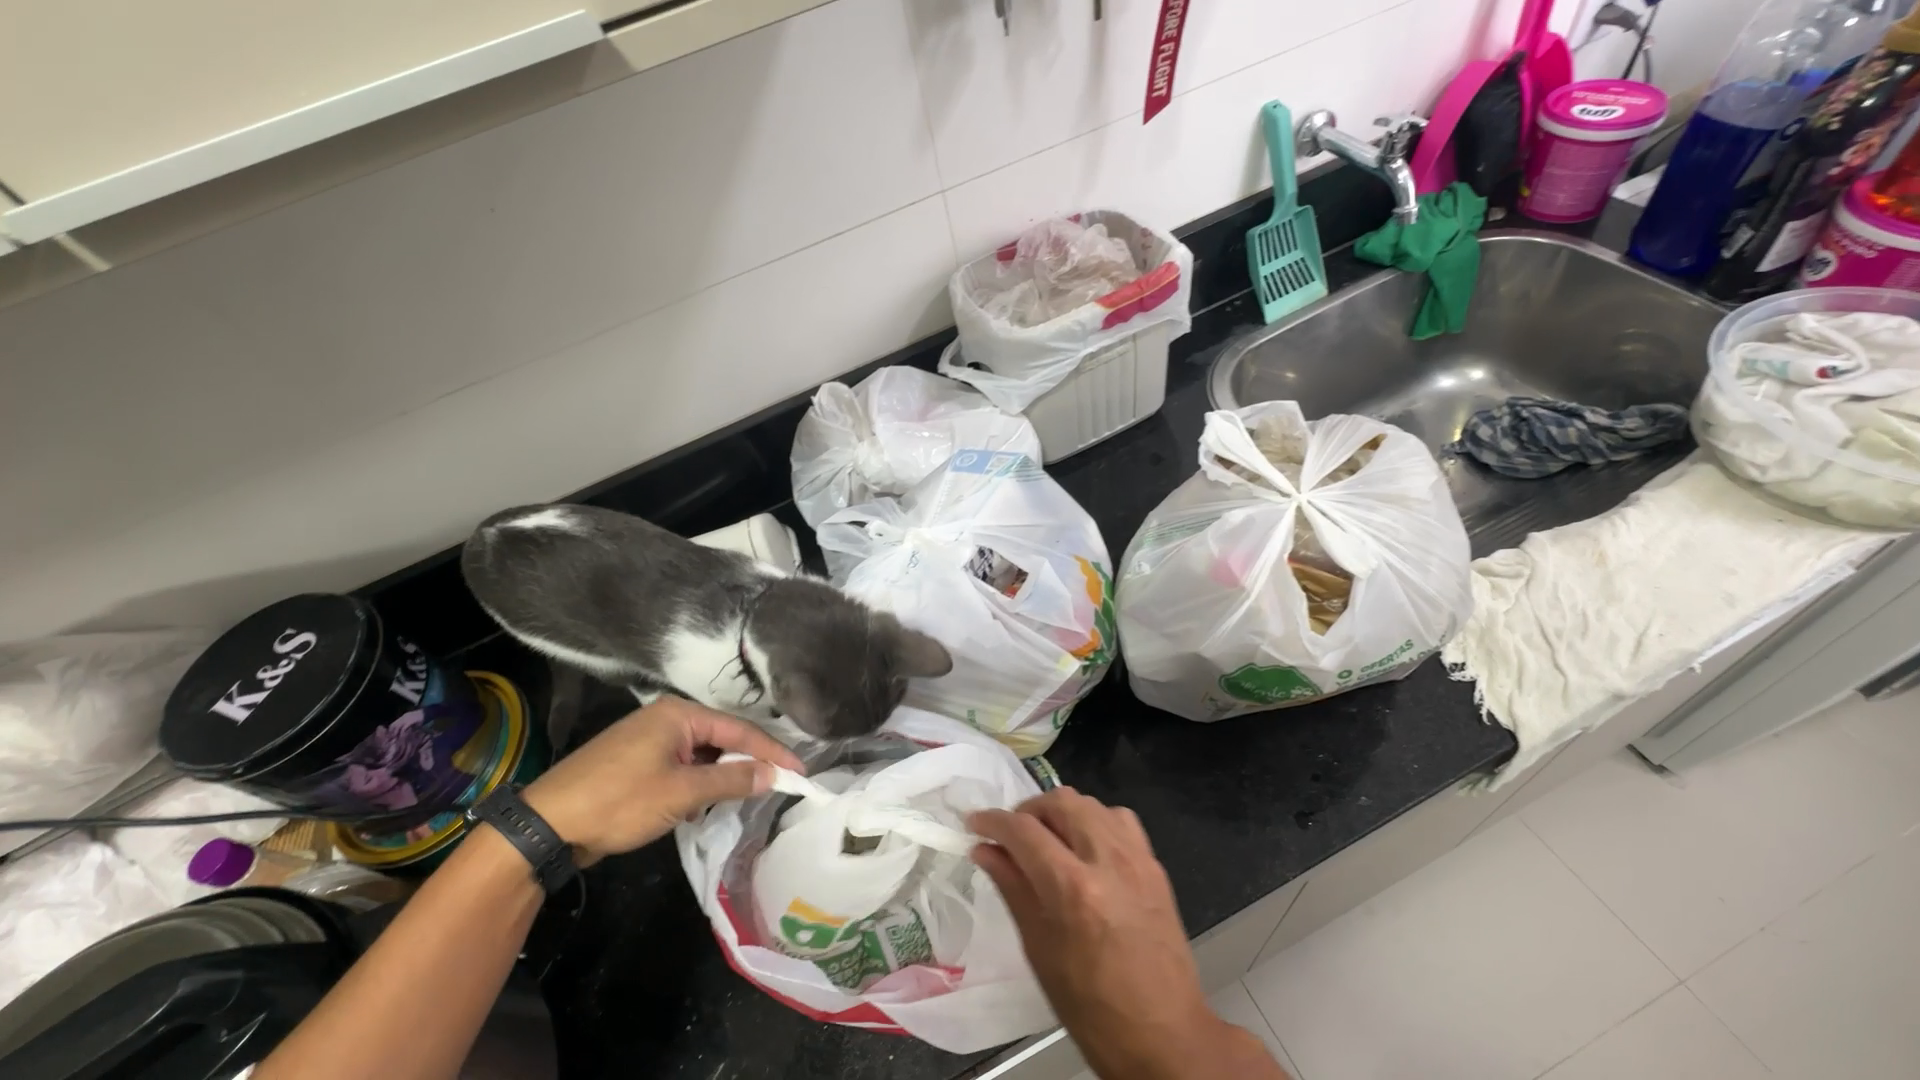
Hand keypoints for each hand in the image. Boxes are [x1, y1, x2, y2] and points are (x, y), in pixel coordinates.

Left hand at [522, 697, 802, 865]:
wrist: (548, 825)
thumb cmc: (620, 801)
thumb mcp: (682, 793)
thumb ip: (731, 779)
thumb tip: (773, 774)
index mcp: (679, 714)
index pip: (741, 729)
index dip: (773, 752)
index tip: (801, 774)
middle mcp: (666, 717)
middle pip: (723, 737)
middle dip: (750, 762)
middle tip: (780, 785)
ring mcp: (649, 740)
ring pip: (703, 754)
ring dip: (722, 775)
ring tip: (747, 797)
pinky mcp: (637, 762)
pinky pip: (682, 766)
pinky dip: (698, 783)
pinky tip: (703, 806)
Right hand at [969, 789, 1286, 1079]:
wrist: (1160, 1032)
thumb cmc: (1089, 1003)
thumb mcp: (1038, 948)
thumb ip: (1012, 887)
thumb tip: (984, 850)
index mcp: (1073, 888)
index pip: (1024, 830)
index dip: (993, 821)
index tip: (974, 823)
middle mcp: (1107, 860)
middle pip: (1061, 802)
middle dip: (1028, 811)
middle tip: (1011, 835)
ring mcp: (1137, 859)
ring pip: (1092, 804)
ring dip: (1062, 812)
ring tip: (1047, 839)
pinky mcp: (1155, 866)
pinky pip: (1120, 821)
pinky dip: (1095, 821)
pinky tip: (1086, 847)